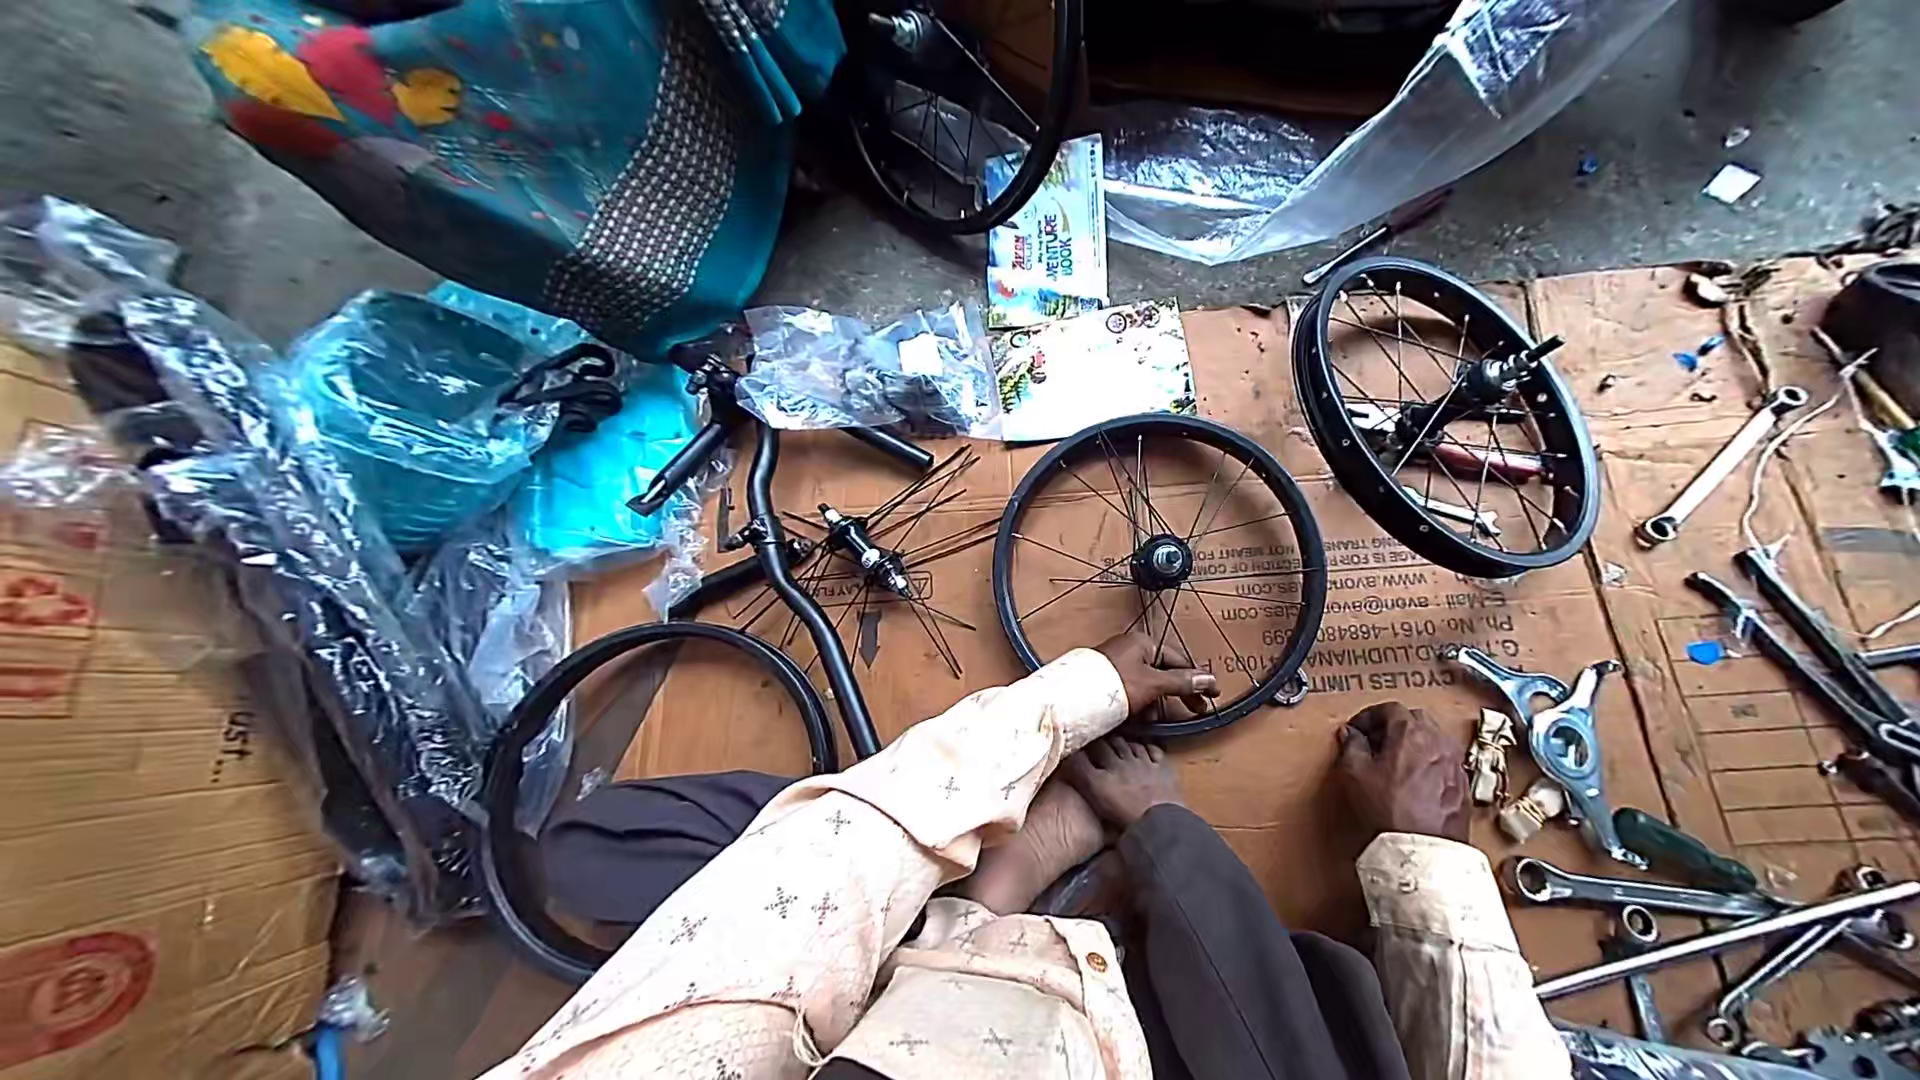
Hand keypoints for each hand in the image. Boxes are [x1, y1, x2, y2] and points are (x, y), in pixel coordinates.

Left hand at [1094, 632, 1218, 717]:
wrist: (1073, 697)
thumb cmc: (1114, 683)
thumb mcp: (1154, 683)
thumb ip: (1182, 682)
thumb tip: (1208, 679)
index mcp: (1142, 642)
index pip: (1178, 659)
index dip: (1197, 678)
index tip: (1212, 694)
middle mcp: (1129, 649)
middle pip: (1162, 672)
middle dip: (1177, 693)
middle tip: (1196, 709)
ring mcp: (1116, 664)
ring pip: (1146, 684)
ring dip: (1155, 702)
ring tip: (1157, 718)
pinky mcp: (1104, 680)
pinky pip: (1129, 691)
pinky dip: (1137, 704)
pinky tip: (1138, 718)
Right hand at [1335, 701, 1468, 841]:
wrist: (1422, 848)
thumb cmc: (1389, 809)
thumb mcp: (1355, 772)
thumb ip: (1351, 745)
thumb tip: (1351, 735)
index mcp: (1411, 734)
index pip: (1390, 708)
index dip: (1369, 715)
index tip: (1357, 729)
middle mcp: (1439, 744)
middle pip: (1417, 718)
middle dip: (1394, 724)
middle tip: (1375, 739)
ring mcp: (1456, 765)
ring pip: (1435, 739)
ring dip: (1414, 741)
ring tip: (1394, 759)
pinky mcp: (1464, 786)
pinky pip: (1445, 761)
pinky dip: (1429, 760)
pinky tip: (1413, 778)